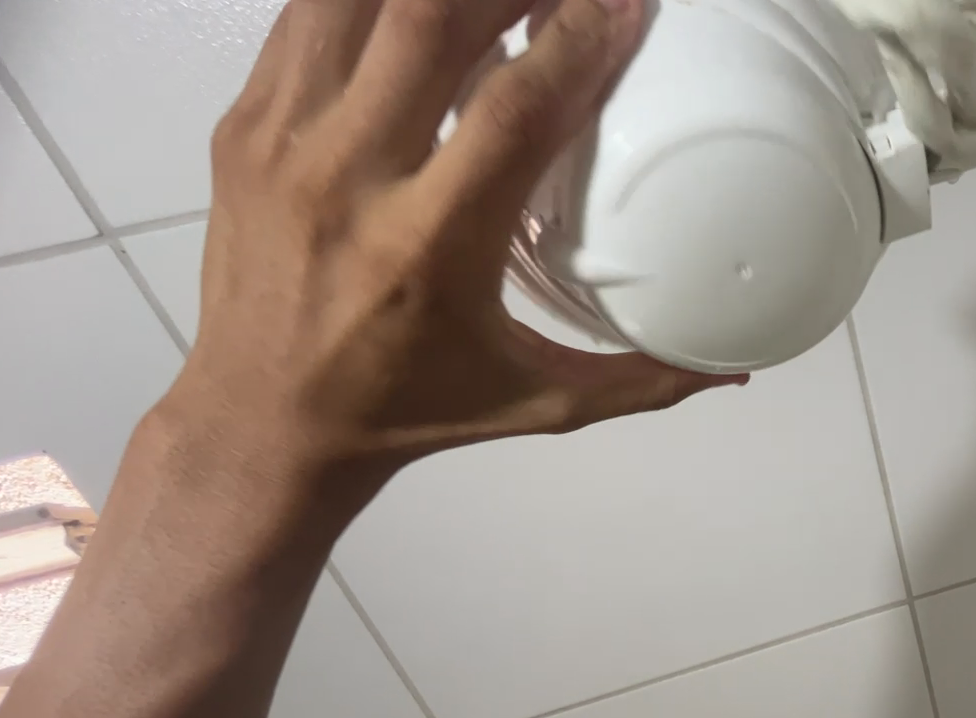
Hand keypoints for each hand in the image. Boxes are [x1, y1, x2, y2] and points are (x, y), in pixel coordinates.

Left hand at [165, 0, 742, 486]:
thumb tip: (733, 369)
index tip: (629, 2)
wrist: (268, 418)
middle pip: (429, 17)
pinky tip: (434, 1)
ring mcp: (281, 135)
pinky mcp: (242, 119)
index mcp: (431, 249)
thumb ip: (645, 384)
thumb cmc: (421, 412)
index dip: (578, 44)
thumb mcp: (546, 405)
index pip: (514, 112)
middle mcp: (348, 175)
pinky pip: (312, 13)